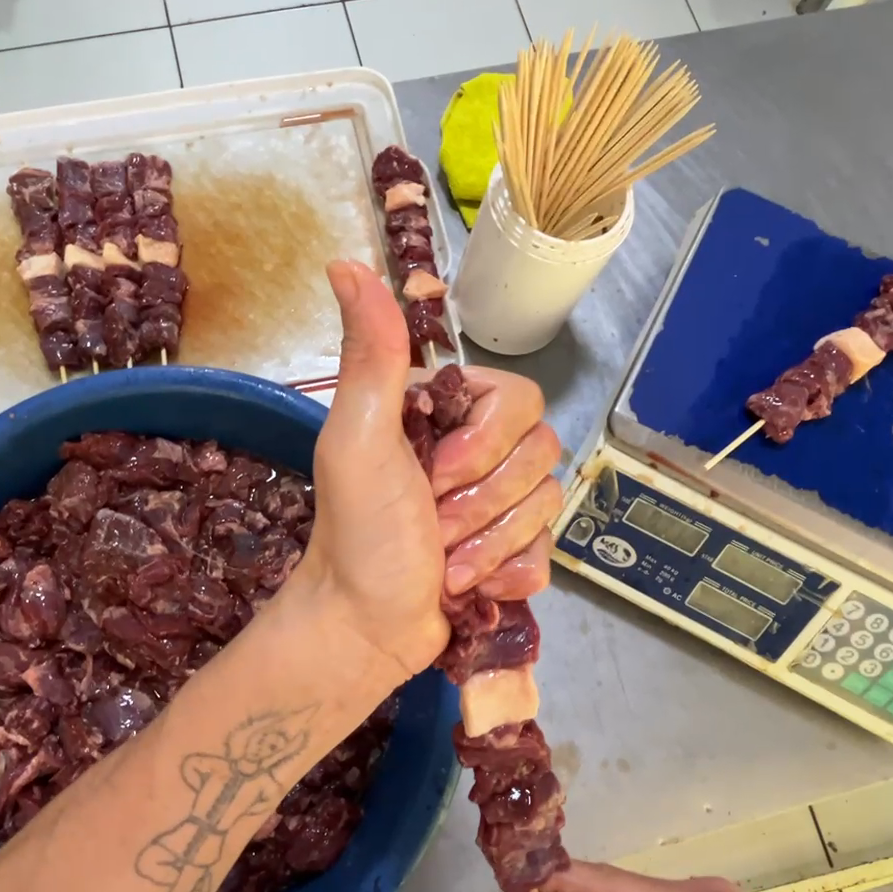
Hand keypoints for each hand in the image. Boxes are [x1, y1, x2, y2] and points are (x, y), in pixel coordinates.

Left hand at [292, 261, 563, 678]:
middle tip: (432, 525)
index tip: (435, 474)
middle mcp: (476, 449)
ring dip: (490, 544)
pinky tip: (472, 588)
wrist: (365, 628)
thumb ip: (372, 354)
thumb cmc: (360, 531)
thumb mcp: (359, 438)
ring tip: (443, 563)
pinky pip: (548, 553)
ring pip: (548, 505)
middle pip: (541, 454)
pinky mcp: (511, 552)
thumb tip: (344, 263)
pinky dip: (508, 576)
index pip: (521, 398)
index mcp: (446, 413)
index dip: (487, 443)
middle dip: (483, 503)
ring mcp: (497, 503)